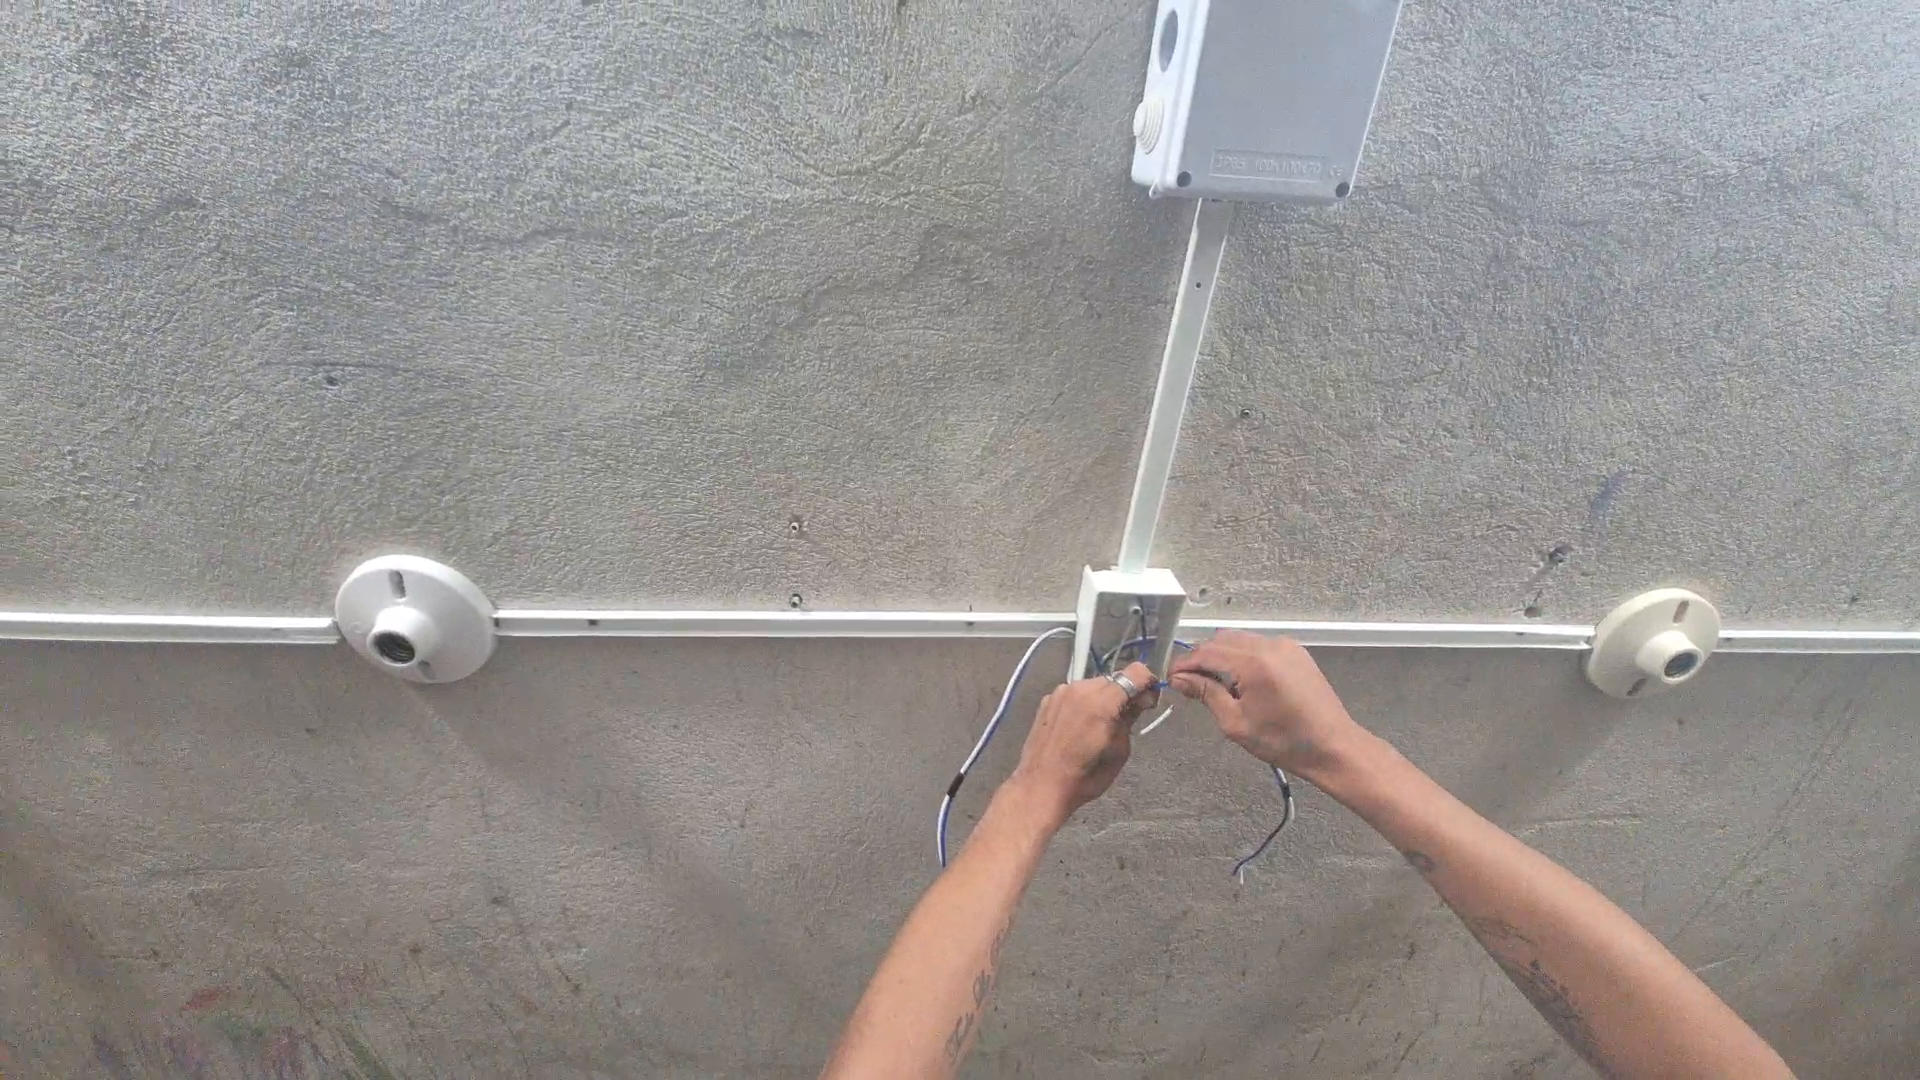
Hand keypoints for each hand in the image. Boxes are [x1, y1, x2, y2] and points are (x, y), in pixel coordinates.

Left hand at [1006, 662, 1155, 827]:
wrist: (1041, 784)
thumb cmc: (1085, 776)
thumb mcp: (1119, 752)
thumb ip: (1130, 720)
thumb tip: (1138, 702)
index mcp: (1101, 702)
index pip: (1134, 673)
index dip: (1147, 683)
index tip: (1147, 702)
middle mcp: (1080, 689)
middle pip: (1113, 679)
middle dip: (1123, 694)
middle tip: (1125, 718)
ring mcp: (1060, 692)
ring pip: (1092, 685)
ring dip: (1102, 698)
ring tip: (1099, 724)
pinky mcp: (1047, 700)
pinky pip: (1074, 693)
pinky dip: (1083, 703)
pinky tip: (1078, 725)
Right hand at [1168, 631, 1365, 781]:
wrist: (1333, 747)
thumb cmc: (1283, 741)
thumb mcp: (1235, 722)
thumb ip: (1205, 694)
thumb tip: (1179, 679)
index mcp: (1253, 663)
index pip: (1206, 652)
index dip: (1184, 664)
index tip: (1171, 678)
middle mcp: (1269, 645)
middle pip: (1220, 640)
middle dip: (1201, 658)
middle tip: (1192, 683)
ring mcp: (1284, 645)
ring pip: (1238, 639)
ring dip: (1221, 656)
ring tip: (1217, 684)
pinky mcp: (1295, 651)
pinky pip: (1258, 644)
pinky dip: (1242, 656)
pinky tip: (1243, 681)